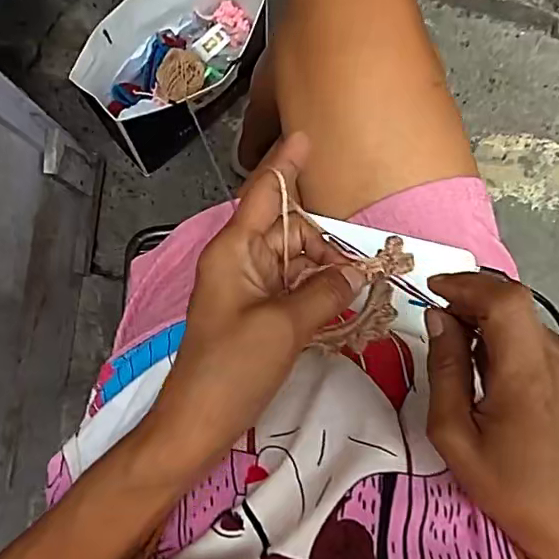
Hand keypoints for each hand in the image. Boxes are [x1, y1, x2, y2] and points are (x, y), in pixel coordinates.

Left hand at [148, 133, 362, 462]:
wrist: (199, 421)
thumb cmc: (231, 370)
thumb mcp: (284, 326)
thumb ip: (325, 292)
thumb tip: (354, 273)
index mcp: (234, 250)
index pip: (264, 194)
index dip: (286, 165)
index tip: (305, 137)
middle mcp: (238, 261)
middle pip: (289, 231)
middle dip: (325, 243)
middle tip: (360, 270)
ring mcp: (246, 289)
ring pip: (295, 261)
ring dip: (325, 271)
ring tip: (355, 292)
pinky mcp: (255, 314)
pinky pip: (291, 289)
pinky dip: (315, 293)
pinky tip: (339, 306)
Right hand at [423, 272, 558, 558]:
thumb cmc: (503, 481)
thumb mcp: (451, 432)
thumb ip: (445, 368)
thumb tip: (439, 316)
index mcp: (529, 378)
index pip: (506, 301)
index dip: (467, 285)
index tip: (434, 289)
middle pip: (514, 305)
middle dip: (471, 303)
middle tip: (440, 326)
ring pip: (523, 321)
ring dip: (488, 325)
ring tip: (465, 359)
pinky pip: (537, 337)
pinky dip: (508, 340)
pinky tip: (495, 372)